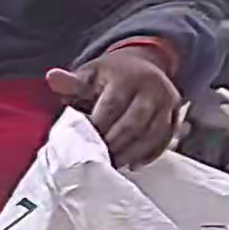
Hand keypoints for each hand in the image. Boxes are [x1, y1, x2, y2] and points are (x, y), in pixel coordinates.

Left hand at [46, 45, 181, 168]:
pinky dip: (150, 154)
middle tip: (97, 160)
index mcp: (127, 78)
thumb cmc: (106, 75)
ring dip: (132, 153)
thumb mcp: (87, 75)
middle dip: (114, 144)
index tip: (82, 144)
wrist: (141, 64)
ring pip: (153, 134)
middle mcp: (153, 88)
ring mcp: (168, 101)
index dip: (97, 128)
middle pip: (134, 124)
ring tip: (112, 165)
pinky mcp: (176, 113)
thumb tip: (52, 76)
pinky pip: (166, 138)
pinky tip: (133, 164)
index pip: (112, 107)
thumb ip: (70, 82)